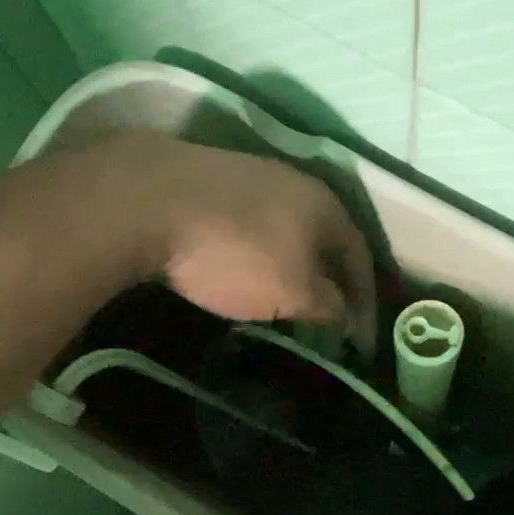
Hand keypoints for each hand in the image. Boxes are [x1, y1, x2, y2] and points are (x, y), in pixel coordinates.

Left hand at [74, 130, 377, 354]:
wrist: (150, 201)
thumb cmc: (237, 253)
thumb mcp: (293, 294)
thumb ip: (328, 305)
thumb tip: (346, 315)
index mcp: (327, 206)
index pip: (361, 256)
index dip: (364, 302)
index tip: (359, 341)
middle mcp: (297, 181)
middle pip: (325, 236)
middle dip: (330, 278)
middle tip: (328, 316)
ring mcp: (252, 173)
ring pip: (287, 226)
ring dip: (294, 262)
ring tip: (288, 295)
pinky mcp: (211, 178)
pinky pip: (252, 221)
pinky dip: (260, 250)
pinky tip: (246, 266)